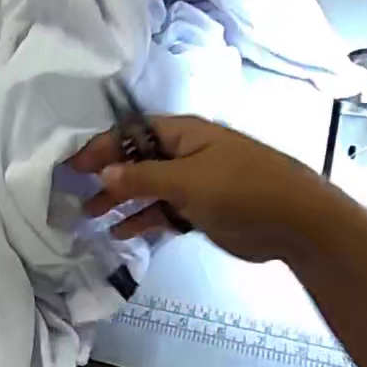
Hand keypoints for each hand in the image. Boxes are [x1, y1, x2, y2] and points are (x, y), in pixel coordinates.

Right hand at [69, 116, 356, 263]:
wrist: (294, 220)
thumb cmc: (240, 188)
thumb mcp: (186, 179)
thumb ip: (142, 176)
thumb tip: (105, 171)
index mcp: (184, 133)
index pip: (132, 133)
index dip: (102, 147)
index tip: (73, 166)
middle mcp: (186, 154)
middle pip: (138, 160)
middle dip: (107, 175)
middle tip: (75, 193)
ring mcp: (195, 183)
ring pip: (149, 188)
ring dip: (121, 201)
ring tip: (91, 216)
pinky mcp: (202, 210)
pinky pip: (165, 211)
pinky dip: (144, 219)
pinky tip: (121, 232)